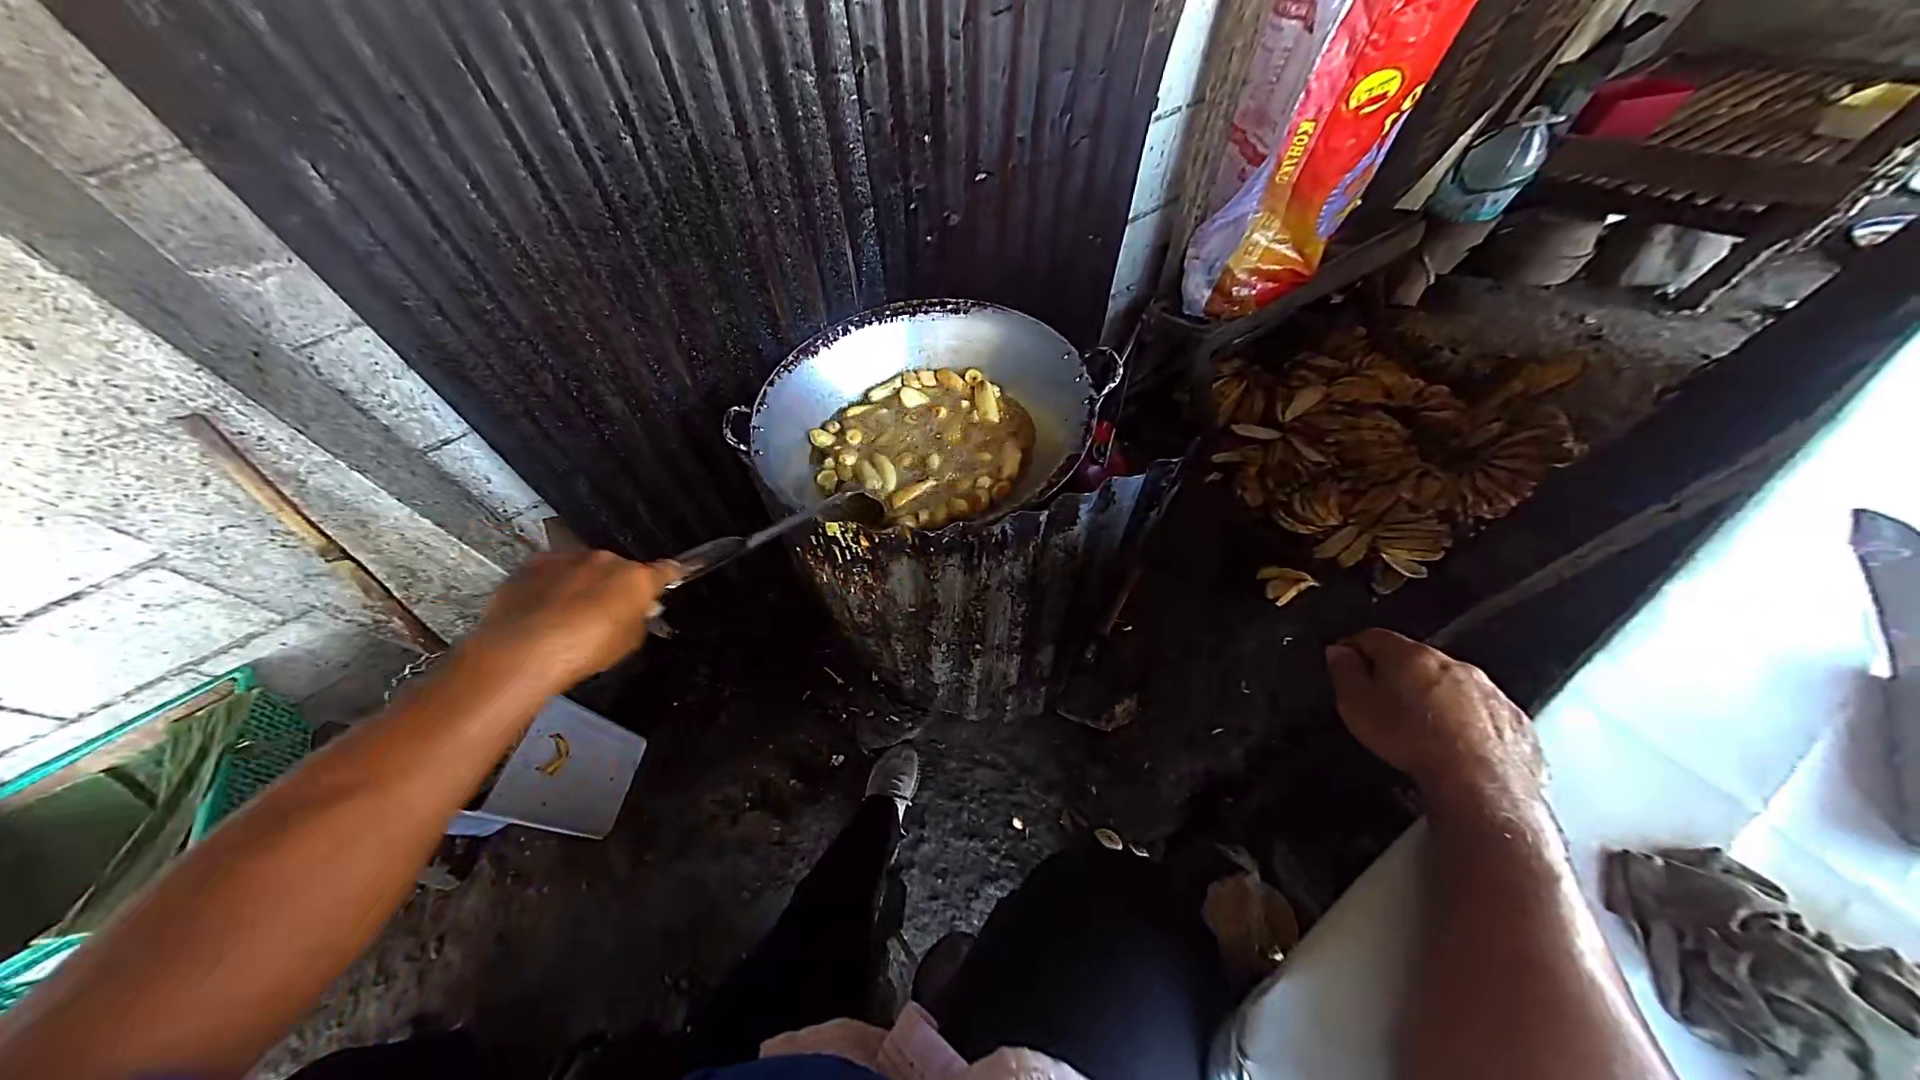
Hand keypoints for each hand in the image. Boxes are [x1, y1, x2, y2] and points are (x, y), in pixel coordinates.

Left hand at [460, 550, 681, 688]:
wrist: (523, 651)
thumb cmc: (581, 649)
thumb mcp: (629, 642)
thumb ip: (639, 619)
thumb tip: (637, 612)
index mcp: (638, 578)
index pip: (665, 570)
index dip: (668, 575)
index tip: (670, 576)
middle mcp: (606, 561)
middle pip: (620, 570)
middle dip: (616, 587)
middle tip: (607, 615)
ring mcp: (569, 559)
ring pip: (585, 568)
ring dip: (583, 585)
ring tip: (569, 617)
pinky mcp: (535, 564)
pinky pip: (552, 571)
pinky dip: (552, 585)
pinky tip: (545, 611)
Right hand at [1326, 629, 1542, 810]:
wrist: (1480, 785)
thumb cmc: (1414, 743)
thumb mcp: (1356, 706)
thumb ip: (1344, 672)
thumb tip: (1340, 653)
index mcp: (1411, 656)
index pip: (1374, 637)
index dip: (1354, 648)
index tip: (1346, 662)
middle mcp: (1453, 665)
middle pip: (1416, 660)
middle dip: (1398, 675)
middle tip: (1382, 703)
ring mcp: (1488, 690)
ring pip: (1451, 685)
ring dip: (1434, 698)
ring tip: (1419, 731)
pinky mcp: (1513, 718)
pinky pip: (1482, 711)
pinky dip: (1466, 722)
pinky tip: (1453, 746)